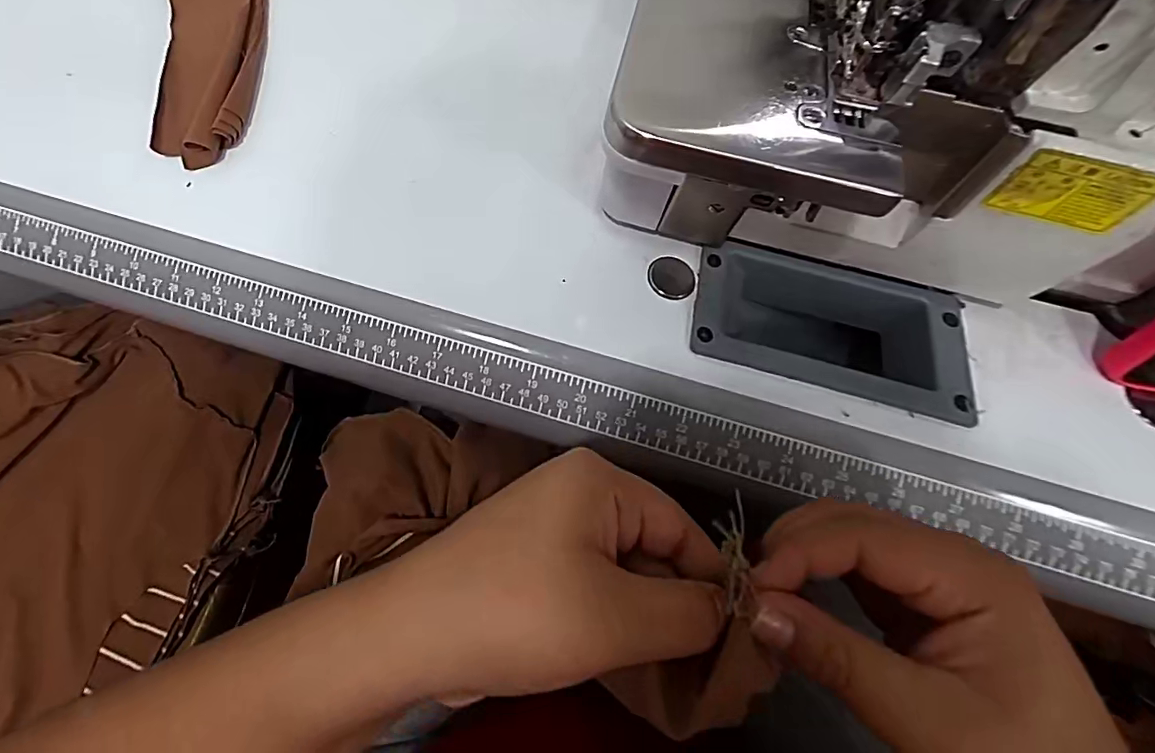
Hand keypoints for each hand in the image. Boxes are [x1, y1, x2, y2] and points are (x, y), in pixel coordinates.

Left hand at [361, 446, 729, 701]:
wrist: (413, 634)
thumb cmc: (518, 612)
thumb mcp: (617, 617)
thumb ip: (687, 613)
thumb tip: (729, 611)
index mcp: (598, 480)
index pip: (681, 526)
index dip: (713, 583)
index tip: (740, 640)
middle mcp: (576, 491)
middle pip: (653, 548)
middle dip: (680, 607)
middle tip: (713, 669)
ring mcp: (550, 525)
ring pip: (623, 572)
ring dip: (648, 620)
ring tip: (679, 674)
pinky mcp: (533, 561)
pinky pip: (591, 584)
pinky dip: (613, 620)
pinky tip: (633, 662)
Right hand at [748, 502, 1124, 752]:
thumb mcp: (929, 723)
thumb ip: (839, 659)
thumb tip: (756, 610)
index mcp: (969, 572)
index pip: (861, 535)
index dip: (799, 550)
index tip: (751, 586)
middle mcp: (954, 556)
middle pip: (853, 523)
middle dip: (795, 546)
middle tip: (751, 589)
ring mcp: (943, 576)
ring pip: (853, 540)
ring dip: (804, 558)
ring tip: (766, 594)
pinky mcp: (930, 601)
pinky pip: (864, 570)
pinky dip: (823, 578)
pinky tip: (797, 600)